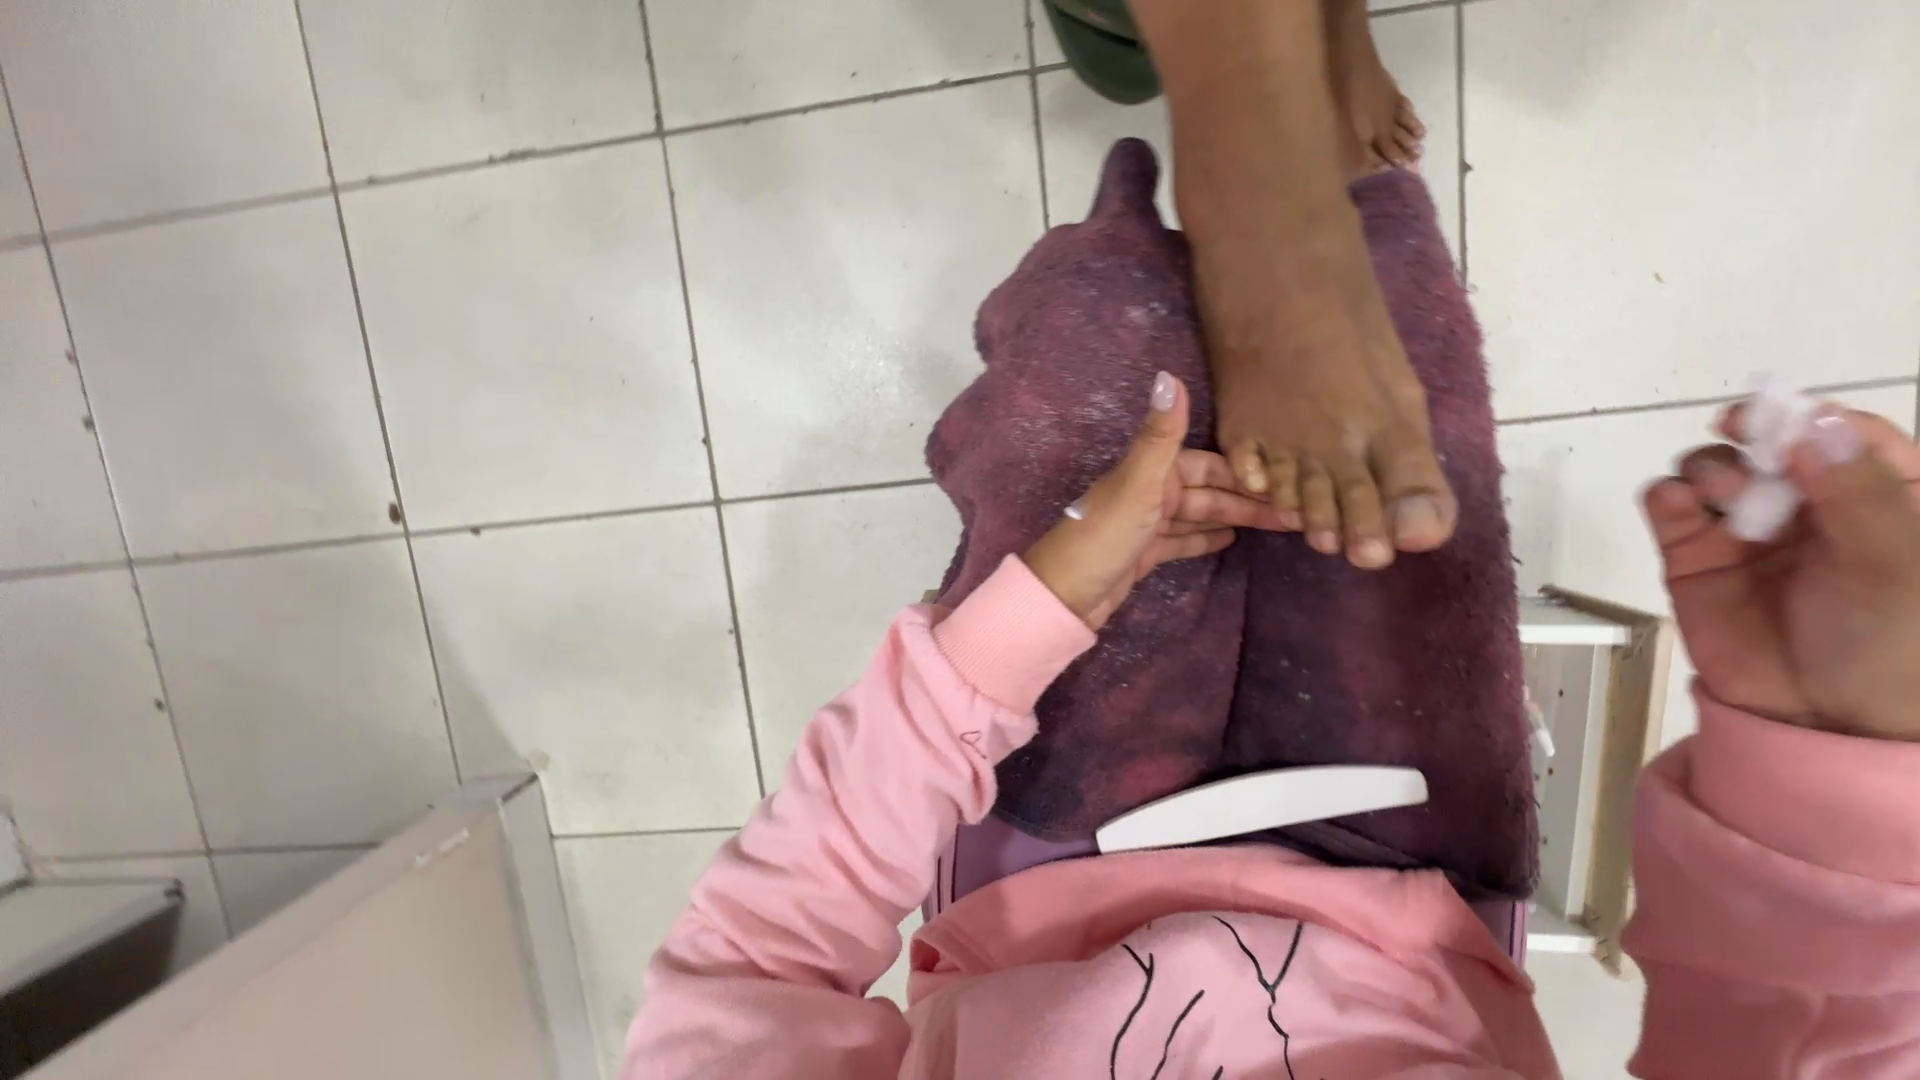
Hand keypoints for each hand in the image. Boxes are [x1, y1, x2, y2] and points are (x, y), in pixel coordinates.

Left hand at [1023, 372, 1293, 630]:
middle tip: (1298, 512)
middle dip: (1250, 499)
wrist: (1065, 595)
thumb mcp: (1137, 483)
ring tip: (1281, 525)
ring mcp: (1146, 523)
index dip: (1246, 472)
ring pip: (1200, 515)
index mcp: (1150, 471)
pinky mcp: (1144, 553)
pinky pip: (1183, 539)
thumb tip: (1169, 375)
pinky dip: (1205, 537)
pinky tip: (1232, 538)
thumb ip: (1160, 435)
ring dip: (1236, 517)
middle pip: (1209, 491)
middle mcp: (1150, 491)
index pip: (1209, 464)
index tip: (1290, 478)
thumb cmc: (1103, 536)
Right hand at [1644, 403, 1919, 741]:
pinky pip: (1667, 505)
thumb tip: (1812, 423)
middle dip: (1754, 434)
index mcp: (1882, 502)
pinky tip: (1676, 505)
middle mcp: (1811, 506)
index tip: (1785, 414)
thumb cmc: (1888, 639)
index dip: (1817, 418)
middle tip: (1739, 433)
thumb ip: (1859, 492)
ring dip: (1712, 468)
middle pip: (1772, 444)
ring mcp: (1745, 529)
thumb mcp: (1898, 564)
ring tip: (1719, 497)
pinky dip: (1665, 495)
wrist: (1817, 714)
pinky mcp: (1690, 552)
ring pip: (1715, 468)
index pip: (1850, 437)